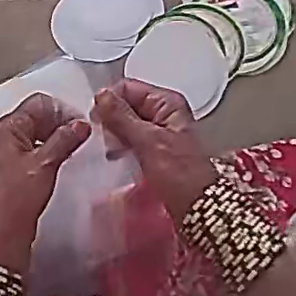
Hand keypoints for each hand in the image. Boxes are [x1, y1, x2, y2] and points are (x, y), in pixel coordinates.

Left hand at [0, 93, 90, 269]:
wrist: (6, 231)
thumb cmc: (18, 198)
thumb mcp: (45, 163)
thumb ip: (64, 139)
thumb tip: (80, 124)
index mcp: (9, 127)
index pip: (39, 102)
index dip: (62, 110)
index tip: (80, 124)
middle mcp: (8, 135)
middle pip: (39, 115)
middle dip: (62, 122)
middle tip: (82, 134)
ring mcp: (12, 150)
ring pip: (40, 131)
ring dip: (59, 136)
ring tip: (75, 147)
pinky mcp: (18, 165)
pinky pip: (39, 146)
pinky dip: (53, 148)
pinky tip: (64, 158)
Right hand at [92, 80, 216, 224]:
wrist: (198, 208)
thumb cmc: (180, 174)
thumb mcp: (148, 141)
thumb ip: (122, 117)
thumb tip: (101, 95)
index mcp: (166, 102)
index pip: (127, 87)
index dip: (109, 100)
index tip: (97, 119)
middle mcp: (162, 113)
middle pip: (125, 105)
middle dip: (110, 118)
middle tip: (101, 136)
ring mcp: (157, 133)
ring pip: (125, 124)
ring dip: (113, 134)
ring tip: (106, 149)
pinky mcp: (152, 151)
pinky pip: (128, 141)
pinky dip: (119, 146)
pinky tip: (113, 157)